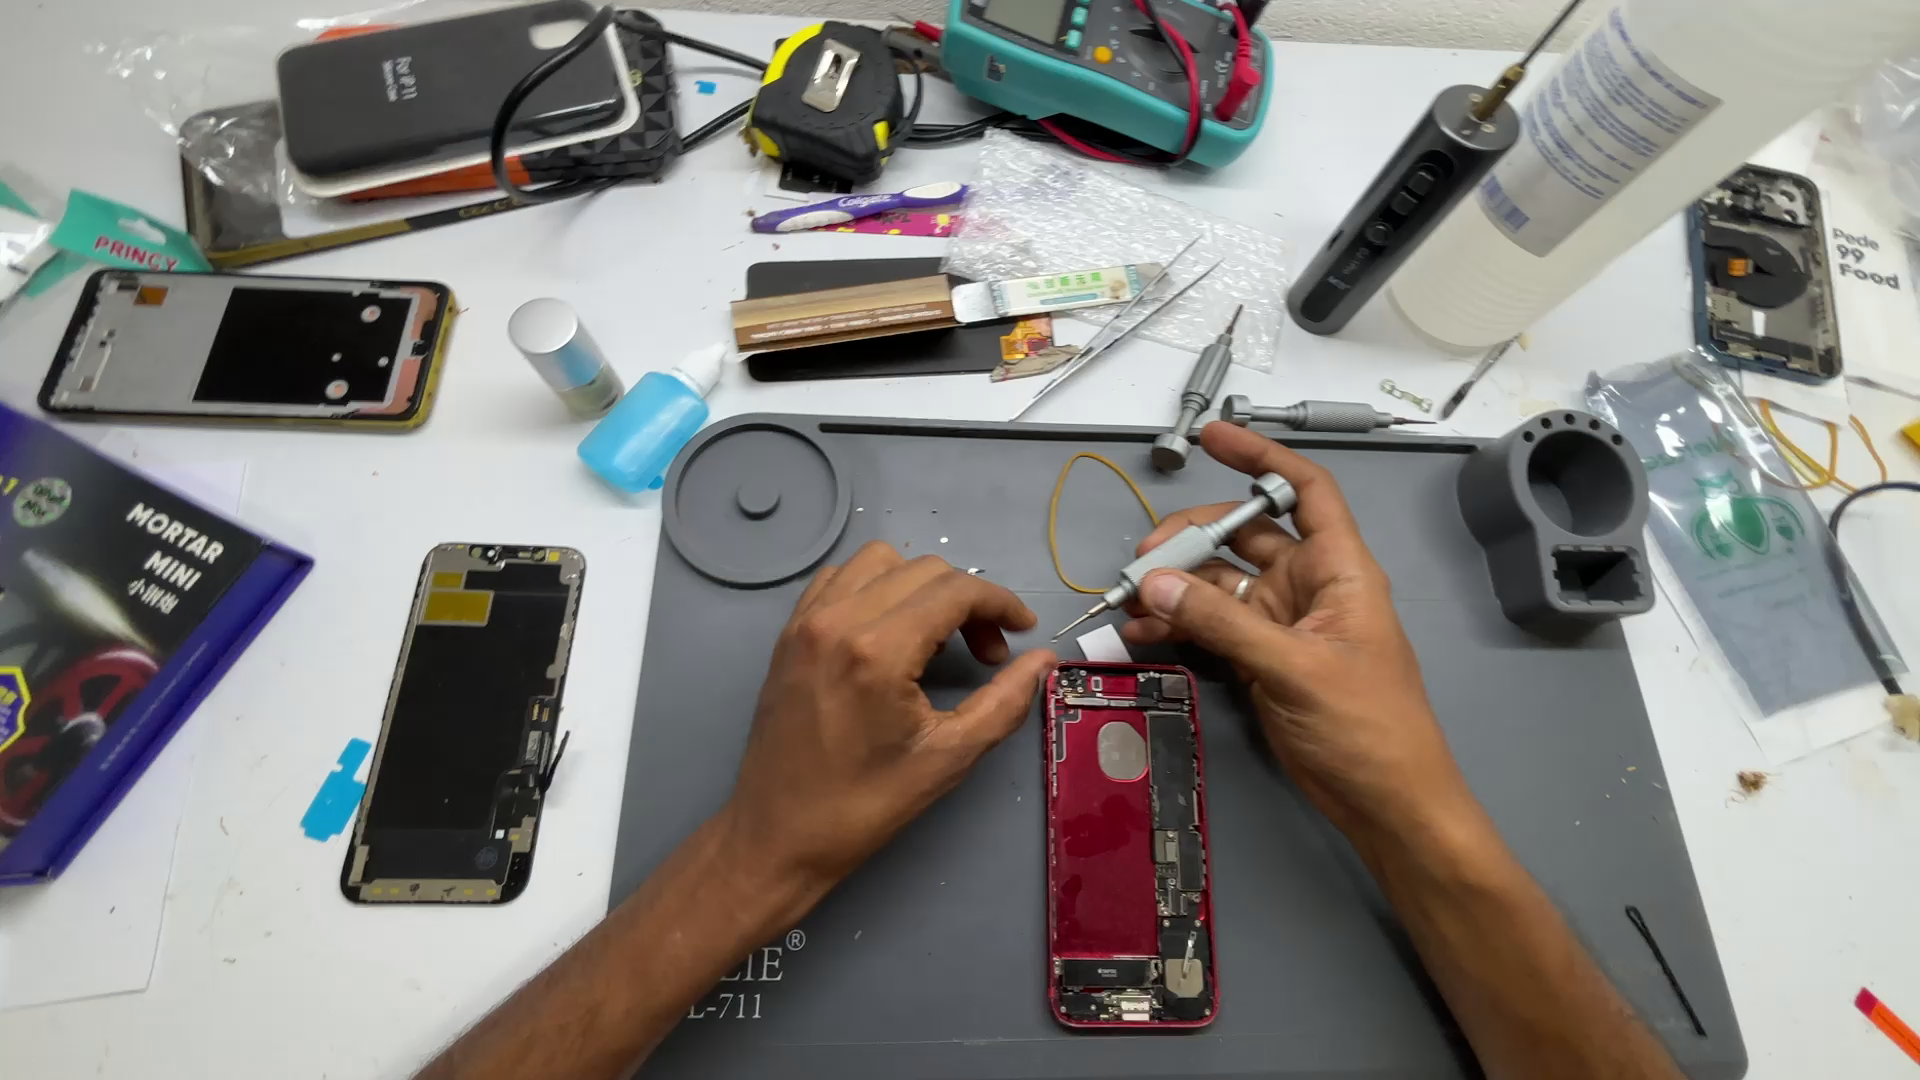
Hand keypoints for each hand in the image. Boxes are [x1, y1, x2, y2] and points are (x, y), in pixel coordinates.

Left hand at [718, 542, 1055, 901]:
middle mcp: (839, 619)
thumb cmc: (865, 804)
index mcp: (879, 651)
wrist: (777, 834)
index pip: (956, 591)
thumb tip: (1043, 659)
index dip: (1001, 603)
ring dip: (923, 586)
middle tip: (986, 653)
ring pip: (882, 560)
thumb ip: (1005, 702)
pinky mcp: (790, 630)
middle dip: (969, 601)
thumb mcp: (949, 757)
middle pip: (926, 570)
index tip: (1022, 629)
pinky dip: (877, 586)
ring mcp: (808, 620)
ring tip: (936, 636)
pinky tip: (889, 628)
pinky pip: (841, 577)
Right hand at [1122, 423, 1470, 836]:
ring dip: (1174, 586)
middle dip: (1190, 539)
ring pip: (1216, 583)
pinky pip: (1209, 624)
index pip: (1303, 491)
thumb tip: (1153, 583)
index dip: (1261, 458)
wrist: (1385, 803)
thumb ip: (1221, 623)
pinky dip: (1177, 624)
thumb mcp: (1293, 668)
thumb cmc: (1365, 727)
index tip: (1213, 438)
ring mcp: (1278, 621)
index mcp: (1337, 570)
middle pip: (1240, 535)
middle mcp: (1305, 584)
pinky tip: (1144, 631)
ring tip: (1130, 599)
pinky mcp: (1258, 655)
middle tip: (1143, 559)